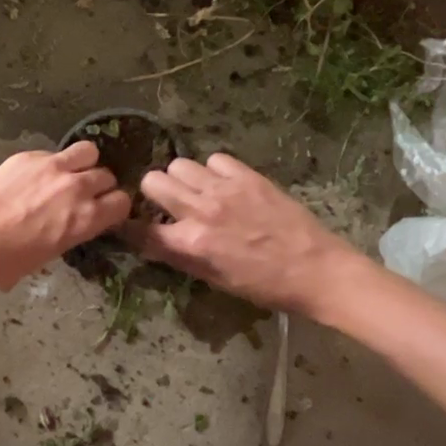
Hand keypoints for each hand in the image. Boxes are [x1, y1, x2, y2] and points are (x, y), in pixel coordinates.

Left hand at [0, 141, 131, 291]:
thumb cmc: (6, 264)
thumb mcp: (51, 253)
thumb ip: (73, 229)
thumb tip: (74, 221)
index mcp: (86, 219)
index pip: (122, 202)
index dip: (114, 206)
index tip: (104, 210)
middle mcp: (76, 187)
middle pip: (106, 175)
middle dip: (98, 185)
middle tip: (81, 195)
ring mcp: (51, 167)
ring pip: (87, 151)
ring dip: (82, 163)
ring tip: (65, 174)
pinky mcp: (27, 156)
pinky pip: (51, 153)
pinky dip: (48, 163)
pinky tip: (30, 177)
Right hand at [127, 153, 366, 317]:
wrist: (317, 270)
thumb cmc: (266, 286)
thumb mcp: (216, 280)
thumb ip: (181, 257)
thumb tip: (152, 242)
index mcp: (192, 243)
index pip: (141, 229)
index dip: (129, 226)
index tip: (128, 225)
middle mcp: (202, 210)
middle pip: (153, 181)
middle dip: (154, 193)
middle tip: (168, 204)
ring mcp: (225, 189)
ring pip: (179, 165)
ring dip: (182, 179)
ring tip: (196, 192)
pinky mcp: (247, 176)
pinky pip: (214, 159)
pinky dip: (213, 171)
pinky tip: (225, 186)